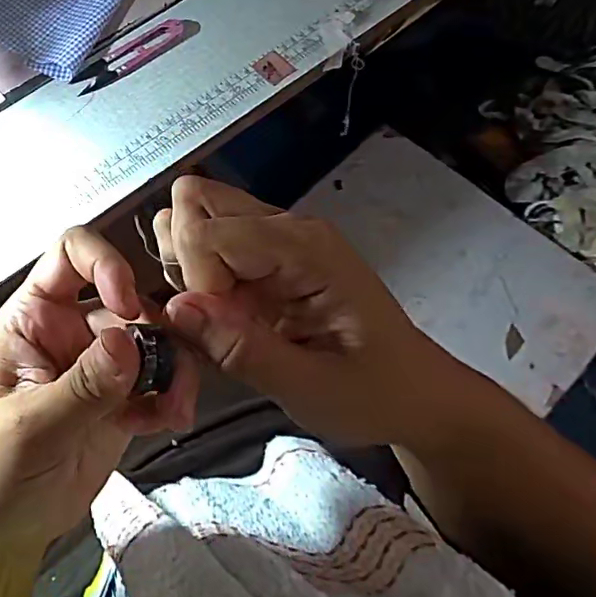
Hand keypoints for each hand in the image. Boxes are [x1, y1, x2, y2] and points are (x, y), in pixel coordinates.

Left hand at [0, 227, 198, 551]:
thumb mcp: (31, 425)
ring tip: (173, 408)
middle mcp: (67, 329)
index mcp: (33, 316)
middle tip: (172, 374)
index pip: (69, 255)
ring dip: (173, 369)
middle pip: (126, 300)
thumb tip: (128, 341)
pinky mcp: (119, 399)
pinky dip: (170, 398)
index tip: (128, 302)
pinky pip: (159, 382)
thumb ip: (82, 385)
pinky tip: (162, 423)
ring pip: (152, 341)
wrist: (4, 528)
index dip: (103, 263)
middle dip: (156, 331)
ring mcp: (96, 364)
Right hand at [153, 176, 482, 448]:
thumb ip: (242, 349)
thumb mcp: (314, 389)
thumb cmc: (379, 394)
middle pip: (193, 200)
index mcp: (304, 248)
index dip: (194, 280)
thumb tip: (175, 309)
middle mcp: (283, 226)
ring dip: (183, 262)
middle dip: (179, 256)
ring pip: (190, 214)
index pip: (204, 231)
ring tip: (219, 311)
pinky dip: (192, 271)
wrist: (420, 396)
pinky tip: (222, 311)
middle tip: (210, 309)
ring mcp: (271, 233)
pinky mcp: (261, 250)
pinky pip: (202, 238)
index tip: (222, 326)